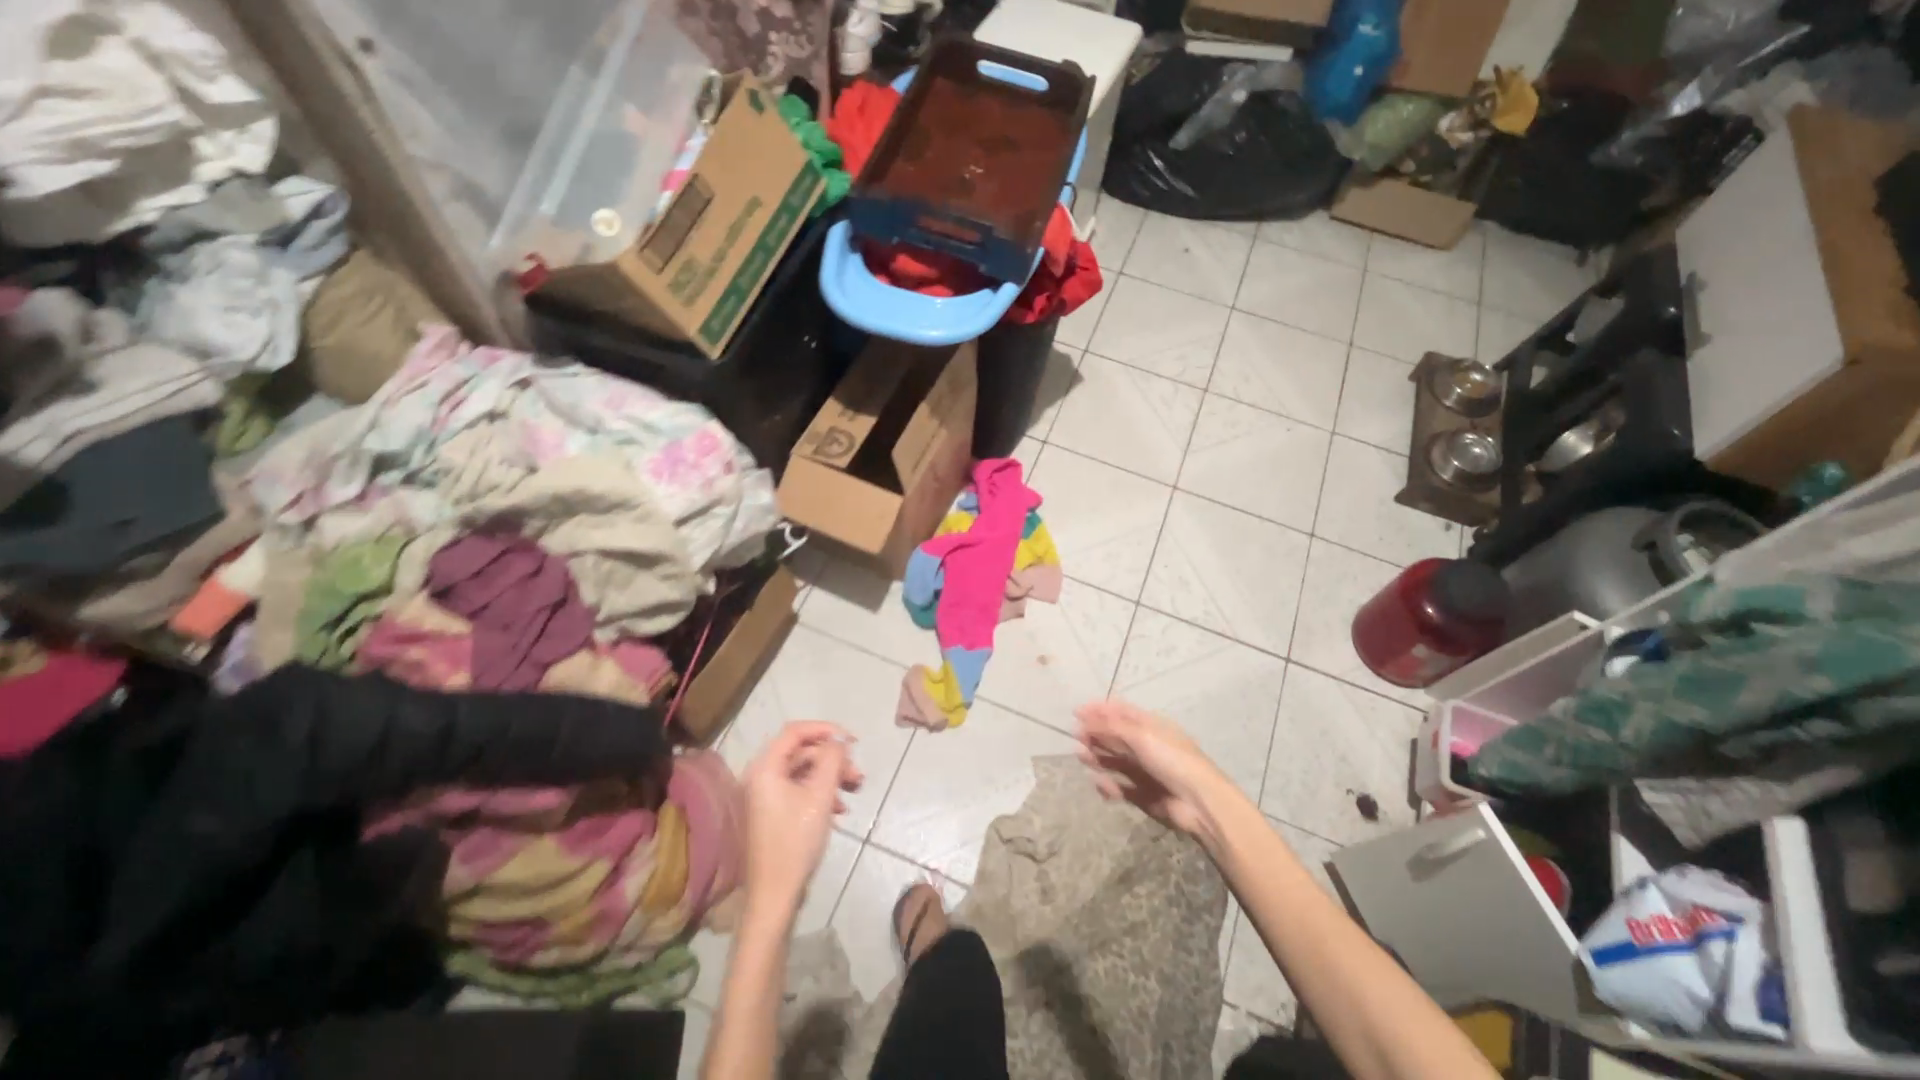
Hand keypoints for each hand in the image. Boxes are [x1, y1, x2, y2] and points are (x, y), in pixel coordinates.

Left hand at [740, 722, 862, 918]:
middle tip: (858, 775)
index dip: (826, 730)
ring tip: (855, 789)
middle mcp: (761, 776)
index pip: (795, 731)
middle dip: (833, 759)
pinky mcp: (772, 812)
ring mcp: (765, 795)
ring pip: (803, 772)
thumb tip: (839, 739)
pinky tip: (839, 808)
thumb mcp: (819, 797)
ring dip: (830, 776)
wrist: (775, 892)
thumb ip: (831, 761)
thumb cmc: (796, 841)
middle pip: (801, 752)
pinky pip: (799, 790)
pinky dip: (820, 792)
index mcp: (765, 767)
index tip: (853, 741)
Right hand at [1075, 700, 1228, 838]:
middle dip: (1096, 734)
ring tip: (1082, 756)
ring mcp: (1145, 771)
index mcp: (1152, 726)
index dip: (1099, 710)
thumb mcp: (1142, 736)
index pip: (1122, 712)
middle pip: (1116, 737)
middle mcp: (1148, 746)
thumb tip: (1084, 717)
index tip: (1077, 712)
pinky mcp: (1143, 795)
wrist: (1199, 801)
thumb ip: (1111, 727)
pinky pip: (1120, 787)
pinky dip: (1109, 785)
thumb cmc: (1172, 760)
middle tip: (1076, 736)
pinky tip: (1100, 783)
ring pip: (1116, 762)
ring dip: (1098, 758)